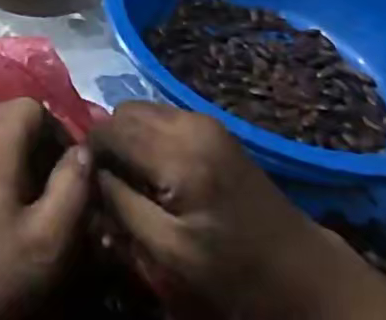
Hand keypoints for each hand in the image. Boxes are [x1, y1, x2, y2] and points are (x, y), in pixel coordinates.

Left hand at [0, 99, 90, 319]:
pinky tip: (6, 203)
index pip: (32, 105)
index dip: (59, 129)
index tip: (71, 168)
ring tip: (34, 193)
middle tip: (55, 180)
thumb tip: (84, 152)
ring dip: (20, 151)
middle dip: (40, 139)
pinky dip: (0, 162)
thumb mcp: (48, 238)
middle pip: (12, 113)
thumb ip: (73, 187)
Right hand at [91, 102, 385, 319]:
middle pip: (123, 112)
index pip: (108, 128)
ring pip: (142, 111)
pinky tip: (156, 175)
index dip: (88, 152)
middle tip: (106, 184)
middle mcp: (189, 122)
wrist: (303, 274)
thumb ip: (122, 206)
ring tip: (131, 182)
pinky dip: (148, 138)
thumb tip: (87, 173)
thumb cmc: (233, 273)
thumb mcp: (170, 253)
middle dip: (108, 142)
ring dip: (128, 139)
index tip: (83, 183)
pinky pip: (164, 119)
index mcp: (178, 152)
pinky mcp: (214, 129)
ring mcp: (205, 121)